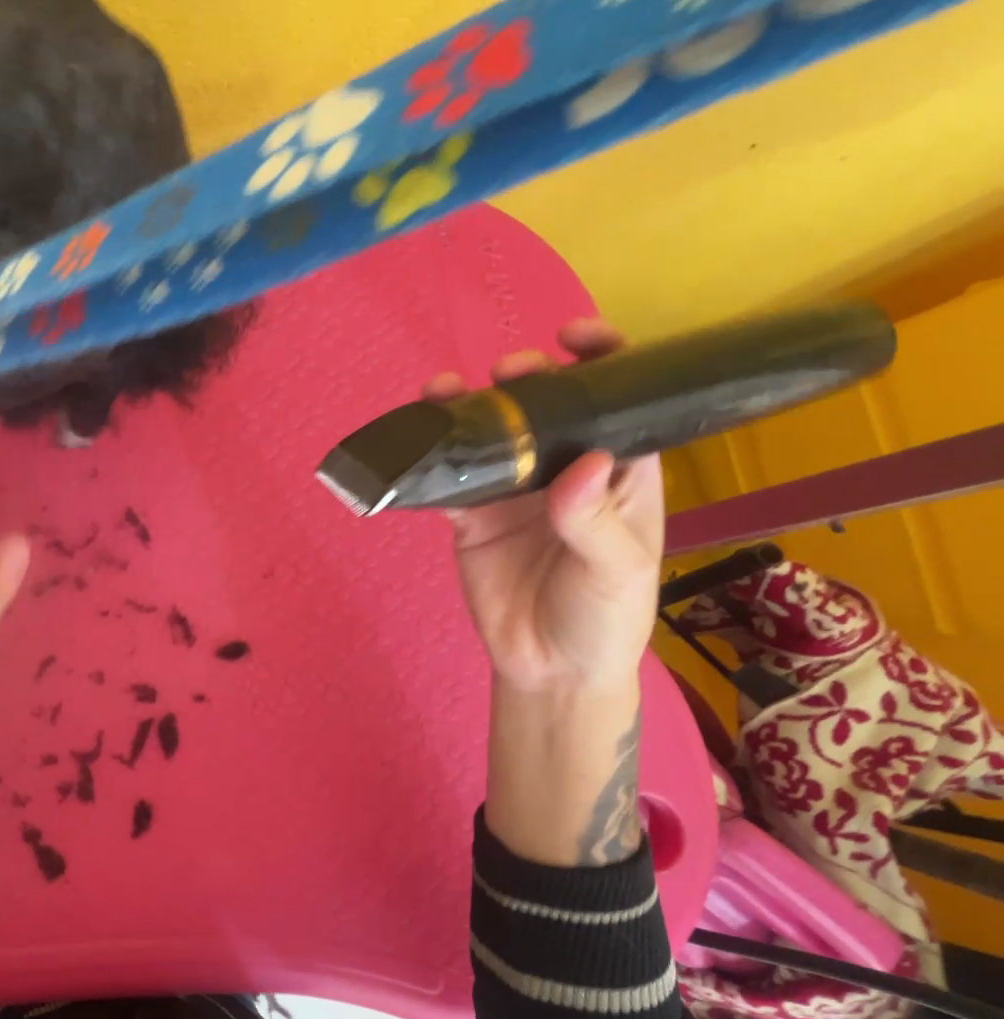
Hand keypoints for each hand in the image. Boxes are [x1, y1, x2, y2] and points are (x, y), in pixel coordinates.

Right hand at [423, 320, 663, 696]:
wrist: (548, 668)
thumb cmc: (605, 616)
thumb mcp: (617, 570)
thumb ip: (594, 521)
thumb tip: (577, 464)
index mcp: (614, 473)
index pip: (618, 403)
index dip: (604, 361)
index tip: (575, 339)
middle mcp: (562, 471)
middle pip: (544, 409)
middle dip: (526, 380)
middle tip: (508, 375)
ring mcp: (512, 493)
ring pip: (488, 438)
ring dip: (465, 409)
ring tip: (442, 390)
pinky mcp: (470, 518)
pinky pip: (445, 480)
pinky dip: (427, 460)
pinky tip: (411, 441)